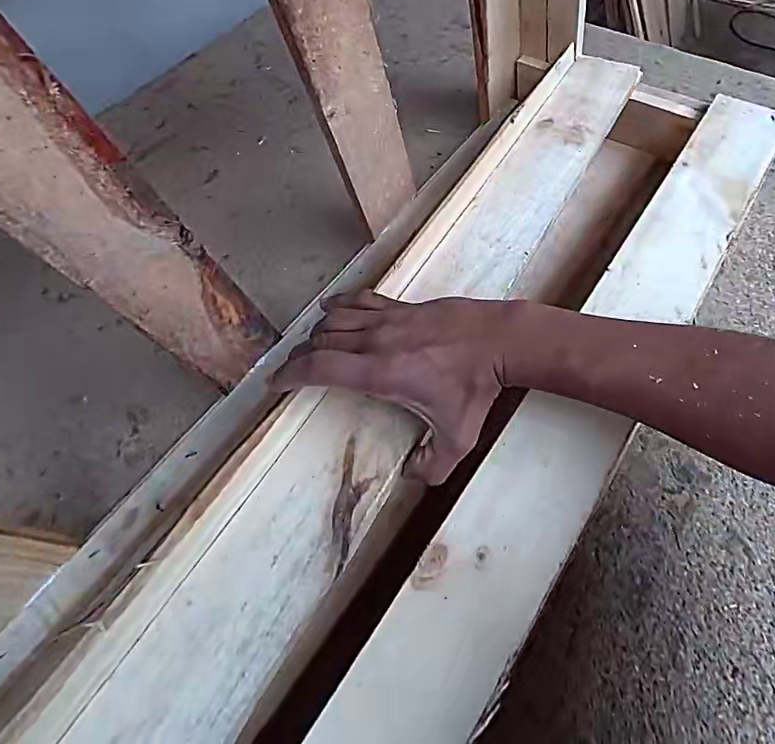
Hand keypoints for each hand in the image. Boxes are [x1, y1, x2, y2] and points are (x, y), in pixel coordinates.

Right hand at [273, 290, 522, 482]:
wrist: (499, 340)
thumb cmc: (476, 388)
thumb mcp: (458, 438)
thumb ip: (434, 466)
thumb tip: (413, 476)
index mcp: (381, 373)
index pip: (320, 368)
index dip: (290, 375)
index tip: (275, 382)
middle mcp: (378, 341)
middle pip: (322, 342)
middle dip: (301, 357)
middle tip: (293, 370)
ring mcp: (392, 319)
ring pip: (338, 319)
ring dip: (318, 333)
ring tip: (310, 346)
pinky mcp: (405, 306)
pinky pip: (363, 300)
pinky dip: (341, 304)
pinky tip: (331, 307)